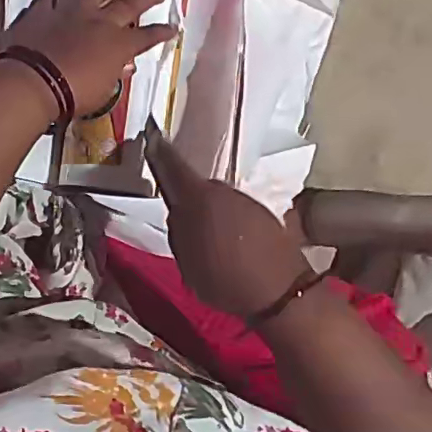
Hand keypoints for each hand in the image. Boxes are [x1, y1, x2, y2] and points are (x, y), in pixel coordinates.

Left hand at [5, 0, 175, 115]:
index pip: (146, 36)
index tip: (172, 28)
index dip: (160, 33)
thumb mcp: (101, 92)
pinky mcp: (42, 12)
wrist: (33, 81)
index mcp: (117, 44)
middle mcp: (98, 21)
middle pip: (128, 4)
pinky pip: (50, 0)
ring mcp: (69, 12)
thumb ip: (113, 74)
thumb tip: (124, 65)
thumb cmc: (72, 95)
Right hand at [146, 127, 313, 316]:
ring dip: (213, 211)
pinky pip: (239, 210)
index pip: (172, 164)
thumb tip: (177, 211)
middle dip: (189, 198)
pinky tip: (232, 243)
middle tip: (183, 222)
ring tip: (210, 238)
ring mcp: (249, 199)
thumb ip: (177, 230)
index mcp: (198, 197)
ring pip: (220, 198)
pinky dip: (232, 221)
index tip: (150, 136)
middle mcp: (224, 189)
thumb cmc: (223, 279)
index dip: (158, 151)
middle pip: (197, 186)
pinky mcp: (269, 212)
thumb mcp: (186, 261)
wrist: (281, 295)